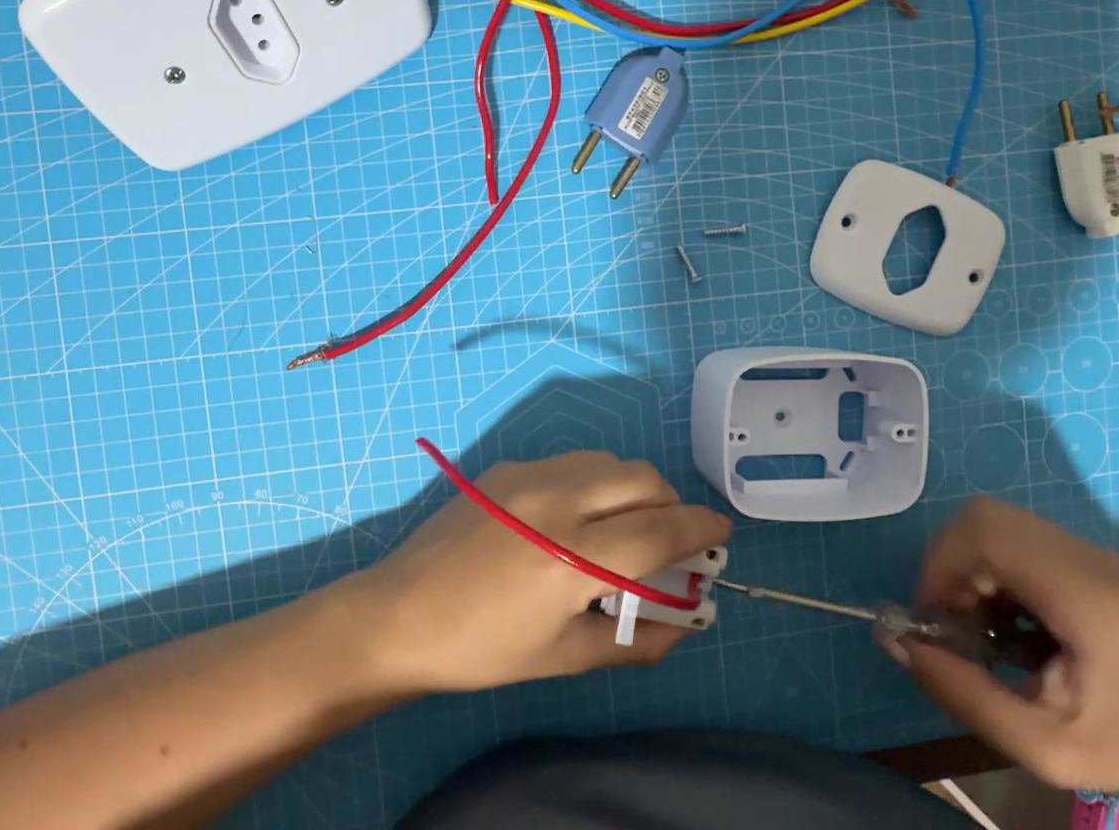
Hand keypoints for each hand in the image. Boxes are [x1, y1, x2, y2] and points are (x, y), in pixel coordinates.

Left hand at [338, 451, 730, 694]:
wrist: (399, 615)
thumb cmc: (482, 649)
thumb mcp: (564, 656)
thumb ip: (634, 639)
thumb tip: (685, 623)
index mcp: (572, 558)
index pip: (659, 530)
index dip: (700, 530)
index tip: (720, 532)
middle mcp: (555, 503)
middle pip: (641, 479)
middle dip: (670, 503)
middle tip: (669, 536)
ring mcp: (526, 479)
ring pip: (606, 462)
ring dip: (632, 487)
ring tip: (624, 522)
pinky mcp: (503, 470)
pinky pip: (567, 462)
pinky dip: (591, 481)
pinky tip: (573, 516)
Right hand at [895, 497, 1118, 796]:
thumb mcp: (1041, 747)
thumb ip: (963, 693)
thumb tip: (896, 642)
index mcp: (1091, 601)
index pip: (989, 533)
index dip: (942, 564)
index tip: (932, 618)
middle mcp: (1095, 561)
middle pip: (987, 518)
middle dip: (948, 562)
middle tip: (949, 618)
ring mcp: (1096, 556)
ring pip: (997, 524)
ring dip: (967, 566)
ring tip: (975, 623)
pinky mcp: (1091, 560)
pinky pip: (1017, 540)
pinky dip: (989, 569)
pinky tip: (1002, 619)